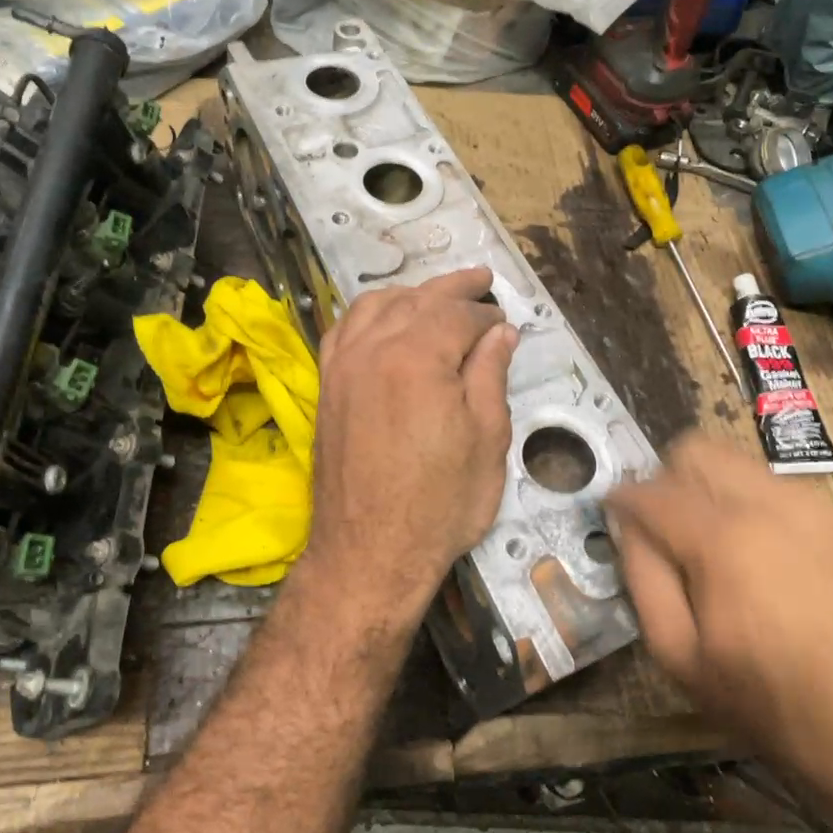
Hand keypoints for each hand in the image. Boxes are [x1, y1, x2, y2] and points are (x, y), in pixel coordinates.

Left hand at [301, 268, 518, 620]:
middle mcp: (374, 349)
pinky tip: (383, 318)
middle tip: (481, 281)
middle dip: (453, 289)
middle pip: (417, 300)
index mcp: (418, 358)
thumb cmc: (440, 504)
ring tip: (436, 295)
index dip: (486, 315)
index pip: (458, 316)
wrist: (370, 551)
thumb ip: (490, 375)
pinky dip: (368, 314)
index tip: (505, 320)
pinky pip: (343, 330)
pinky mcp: (327, 386)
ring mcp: (343, 365)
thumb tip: (500, 331)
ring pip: (375, 306)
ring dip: (409, 294)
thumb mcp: (486, 440)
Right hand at [606, 434, 832, 818]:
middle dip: (668, 480)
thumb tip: (626, 525)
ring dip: (711, 490)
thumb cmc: (773, 704)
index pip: (650, 490)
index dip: (622, 500)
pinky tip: (764, 561)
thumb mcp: (681, 657)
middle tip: (666, 531)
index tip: (614, 519)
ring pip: (738, 462)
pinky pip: (777, 487)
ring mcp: (815, 505)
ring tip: (717, 550)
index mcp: (723, 539)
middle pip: (695, 449)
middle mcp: (769, 502)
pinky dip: (752, 505)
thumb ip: (642, 578)